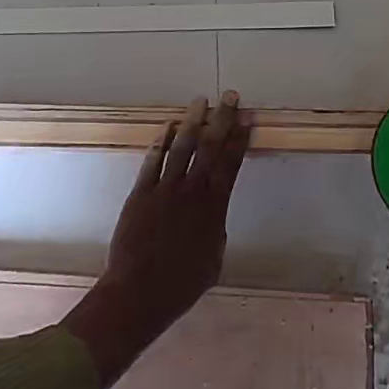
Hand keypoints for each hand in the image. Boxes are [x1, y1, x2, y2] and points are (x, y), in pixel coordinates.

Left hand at [62, 92, 251, 388]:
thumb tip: (212, 218)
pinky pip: (153, 160)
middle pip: (210, 147)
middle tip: (230, 97)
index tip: (248, 118)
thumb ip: (215, 232)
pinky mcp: (141, 192)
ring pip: (182, 147)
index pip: (231, 163)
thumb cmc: (182, 284)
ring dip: (192, 122)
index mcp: (215, 207)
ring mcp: (165, 189)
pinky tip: (167, 126)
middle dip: (222, 119)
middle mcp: (193, 191)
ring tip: (201, 101)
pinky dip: (161, 141)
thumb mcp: (213, 259)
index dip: (240, 139)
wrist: (140, 291)